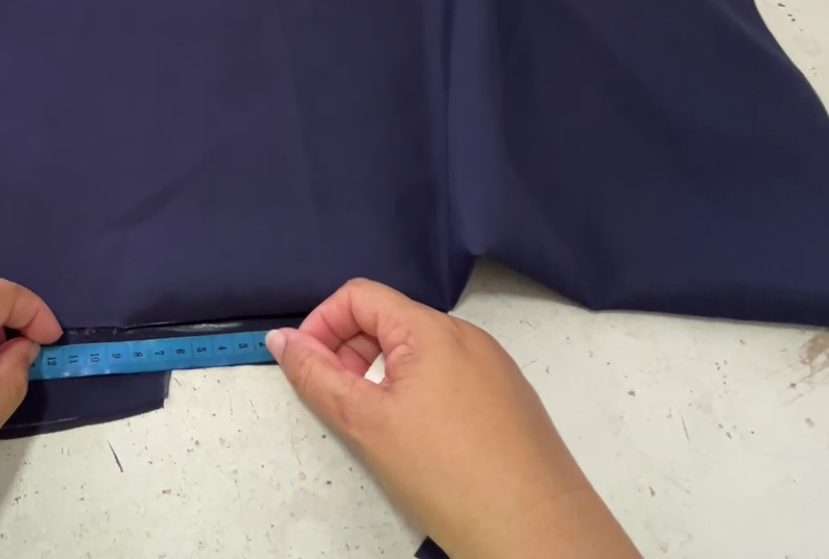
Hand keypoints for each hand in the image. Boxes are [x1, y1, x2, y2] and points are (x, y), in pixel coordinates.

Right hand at [266, 279, 638, 558]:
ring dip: (382, 373)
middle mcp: (467, 336)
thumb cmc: (452, 478)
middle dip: (350, 351)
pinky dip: (417, 392)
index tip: (308, 366)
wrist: (547, 545)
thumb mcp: (365, 423)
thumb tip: (281, 339)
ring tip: (377, 425)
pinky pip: (449, 375)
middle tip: (340, 401)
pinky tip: (419, 440)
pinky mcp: (511, 400)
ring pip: (417, 350)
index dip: (322, 323)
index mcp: (431, 329)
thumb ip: (315, 374)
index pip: (358, 295)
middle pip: (388, 319)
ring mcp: (494, 368)